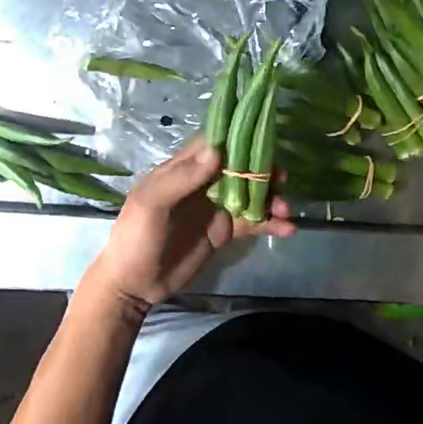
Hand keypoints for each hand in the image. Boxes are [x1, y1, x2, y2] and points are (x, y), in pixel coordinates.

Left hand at [85, 138, 294, 313]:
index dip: (238, 139)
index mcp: (181, 169)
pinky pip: (252, 222)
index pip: (214, 144)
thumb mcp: (151, 205)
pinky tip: (287, 229)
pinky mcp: (224, 232)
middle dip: (263, 170)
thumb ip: (181, 178)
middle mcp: (202, 183)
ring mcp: (215, 208)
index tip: (264, 137)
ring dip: (271, 197)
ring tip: (285, 211)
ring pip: (251, 194)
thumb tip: (217, 150)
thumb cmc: (135, 239)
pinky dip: (271, 223)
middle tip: (282, 179)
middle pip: (239, 167)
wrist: (135, 286)